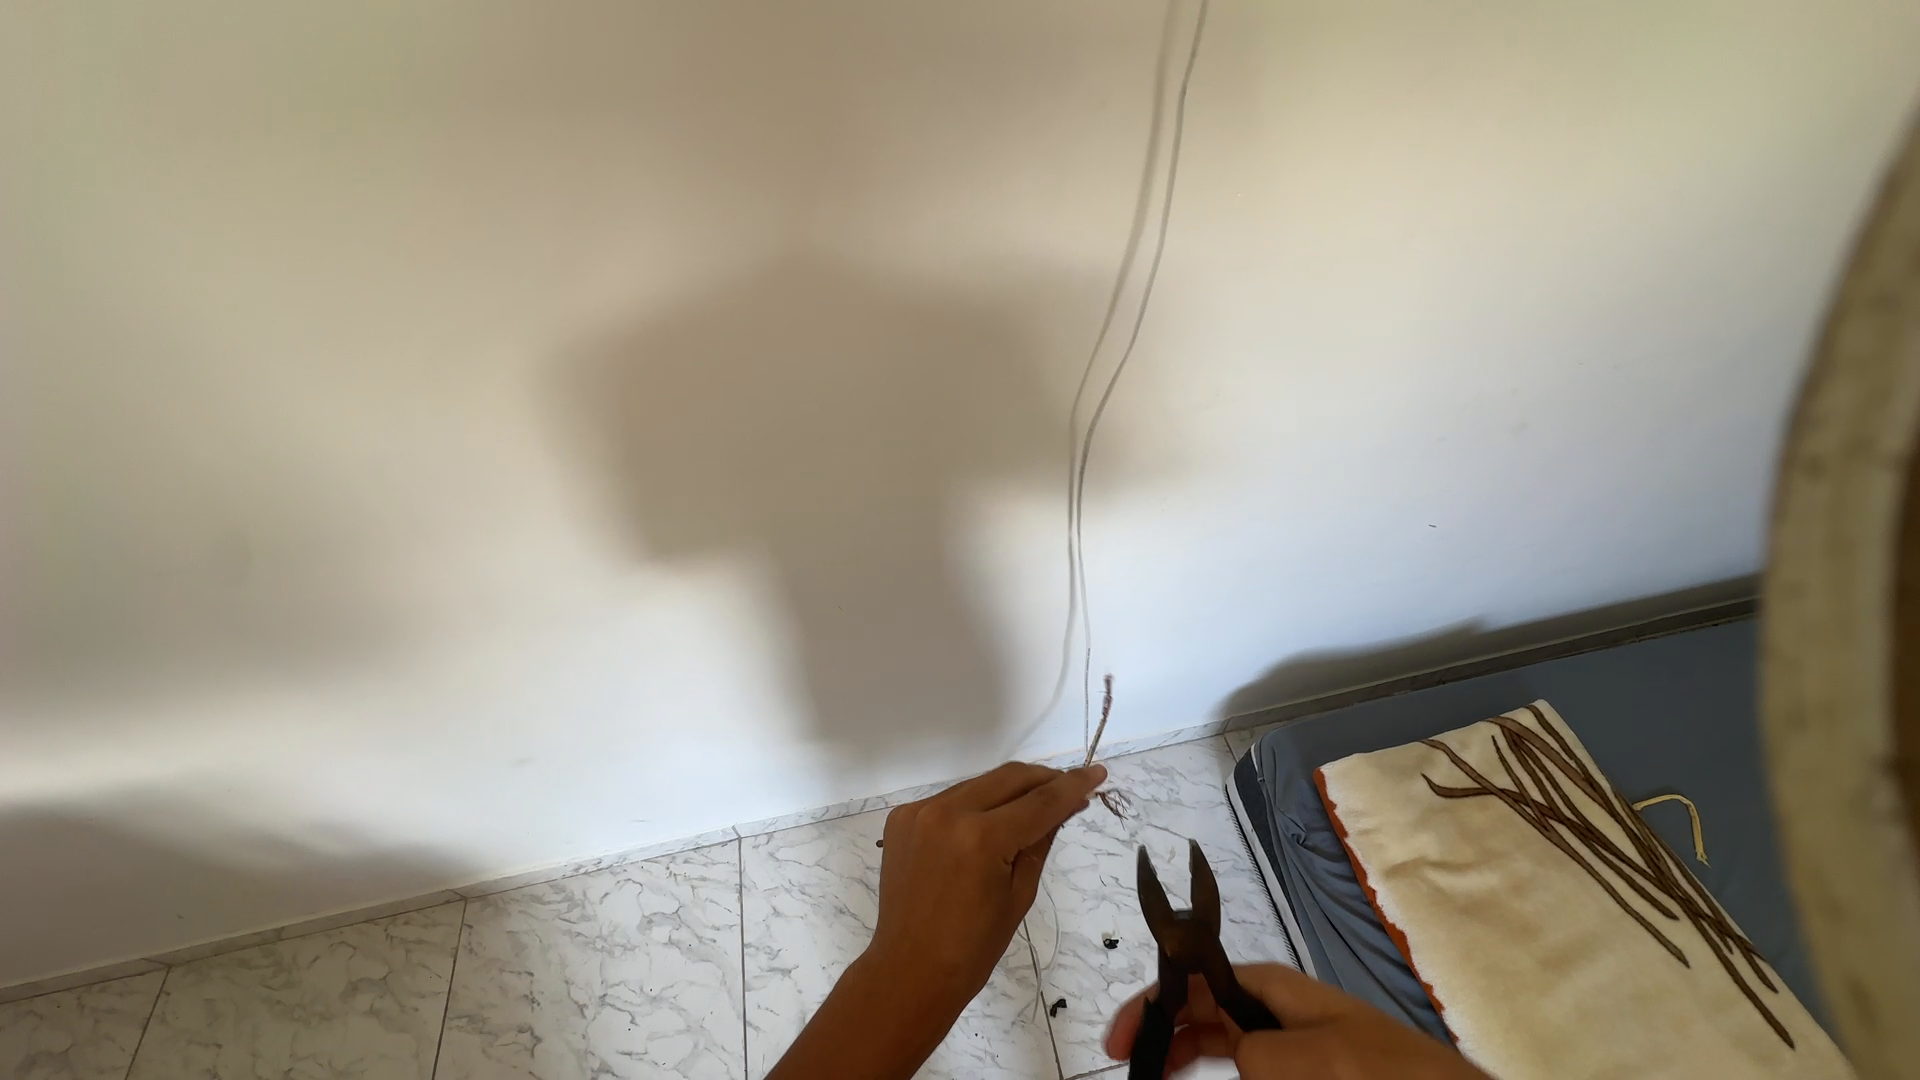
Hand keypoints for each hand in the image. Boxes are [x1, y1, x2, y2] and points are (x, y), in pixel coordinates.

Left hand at [868, 761, 1107, 1011]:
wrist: (909, 970)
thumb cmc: (973, 946)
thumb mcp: (1020, 893)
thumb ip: (1042, 839)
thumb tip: (1066, 803)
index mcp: (981, 838)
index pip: (1040, 801)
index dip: (1073, 784)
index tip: (1097, 771)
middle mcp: (948, 813)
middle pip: (1009, 777)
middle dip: (1043, 779)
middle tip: (1070, 786)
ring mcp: (920, 811)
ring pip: (980, 783)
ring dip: (1009, 790)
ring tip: (1031, 808)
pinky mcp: (903, 816)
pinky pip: (951, 798)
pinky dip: (974, 805)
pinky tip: (985, 826)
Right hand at [1105, 963, 1487, 1079]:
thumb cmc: (1390, 1075)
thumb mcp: (1322, 1060)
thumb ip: (1260, 1055)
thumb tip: (1229, 1059)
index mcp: (1271, 990)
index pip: (1195, 981)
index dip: (1152, 1003)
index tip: (1120, 1041)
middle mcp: (1272, 1013)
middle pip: (1198, 1014)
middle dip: (1160, 1033)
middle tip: (1126, 1065)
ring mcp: (1287, 1052)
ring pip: (1218, 1049)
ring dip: (1185, 1059)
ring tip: (1157, 1078)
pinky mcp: (1298, 1078)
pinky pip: (1246, 1071)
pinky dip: (1217, 1071)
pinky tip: (1200, 1077)